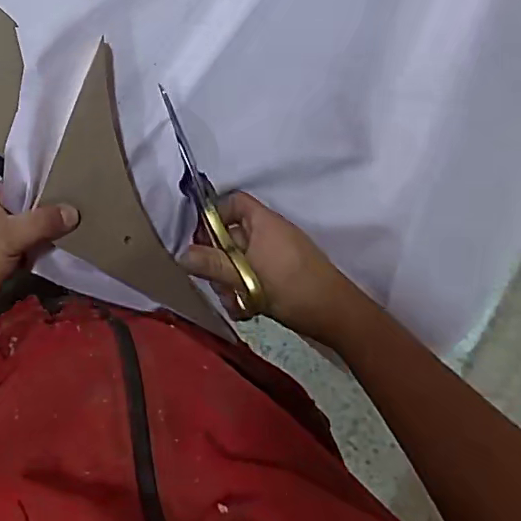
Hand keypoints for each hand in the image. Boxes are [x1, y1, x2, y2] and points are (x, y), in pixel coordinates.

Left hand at [0, 186, 79, 323]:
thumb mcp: (12, 236)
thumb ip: (43, 222)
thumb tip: (74, 211)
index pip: (21, 186)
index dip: (44, 190)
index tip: (71, 195)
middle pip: (25, 209)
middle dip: (45, 216)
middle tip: (74, 219)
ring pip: (24, 231)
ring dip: (40, 237)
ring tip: (68, 236)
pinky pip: (20, 248)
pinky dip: (32, 252)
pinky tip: (48, 255)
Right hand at [179, 192, 373, 345]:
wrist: (340, 317)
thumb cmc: (291, 287)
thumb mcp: (245, 277)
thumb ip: (212, 265)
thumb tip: (181, 256)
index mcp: (263, 222)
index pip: (233, 203)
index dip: (214, 216)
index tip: (201, 241)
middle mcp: (271, 233)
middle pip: (232, 235)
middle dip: (218, 260)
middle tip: (214, 282)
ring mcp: (280, 255)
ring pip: (242, 260)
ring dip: (231, 281)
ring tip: (232, 302)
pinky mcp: (286, 276)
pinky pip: (256, 275)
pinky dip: (247, 290)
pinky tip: (245, 311)